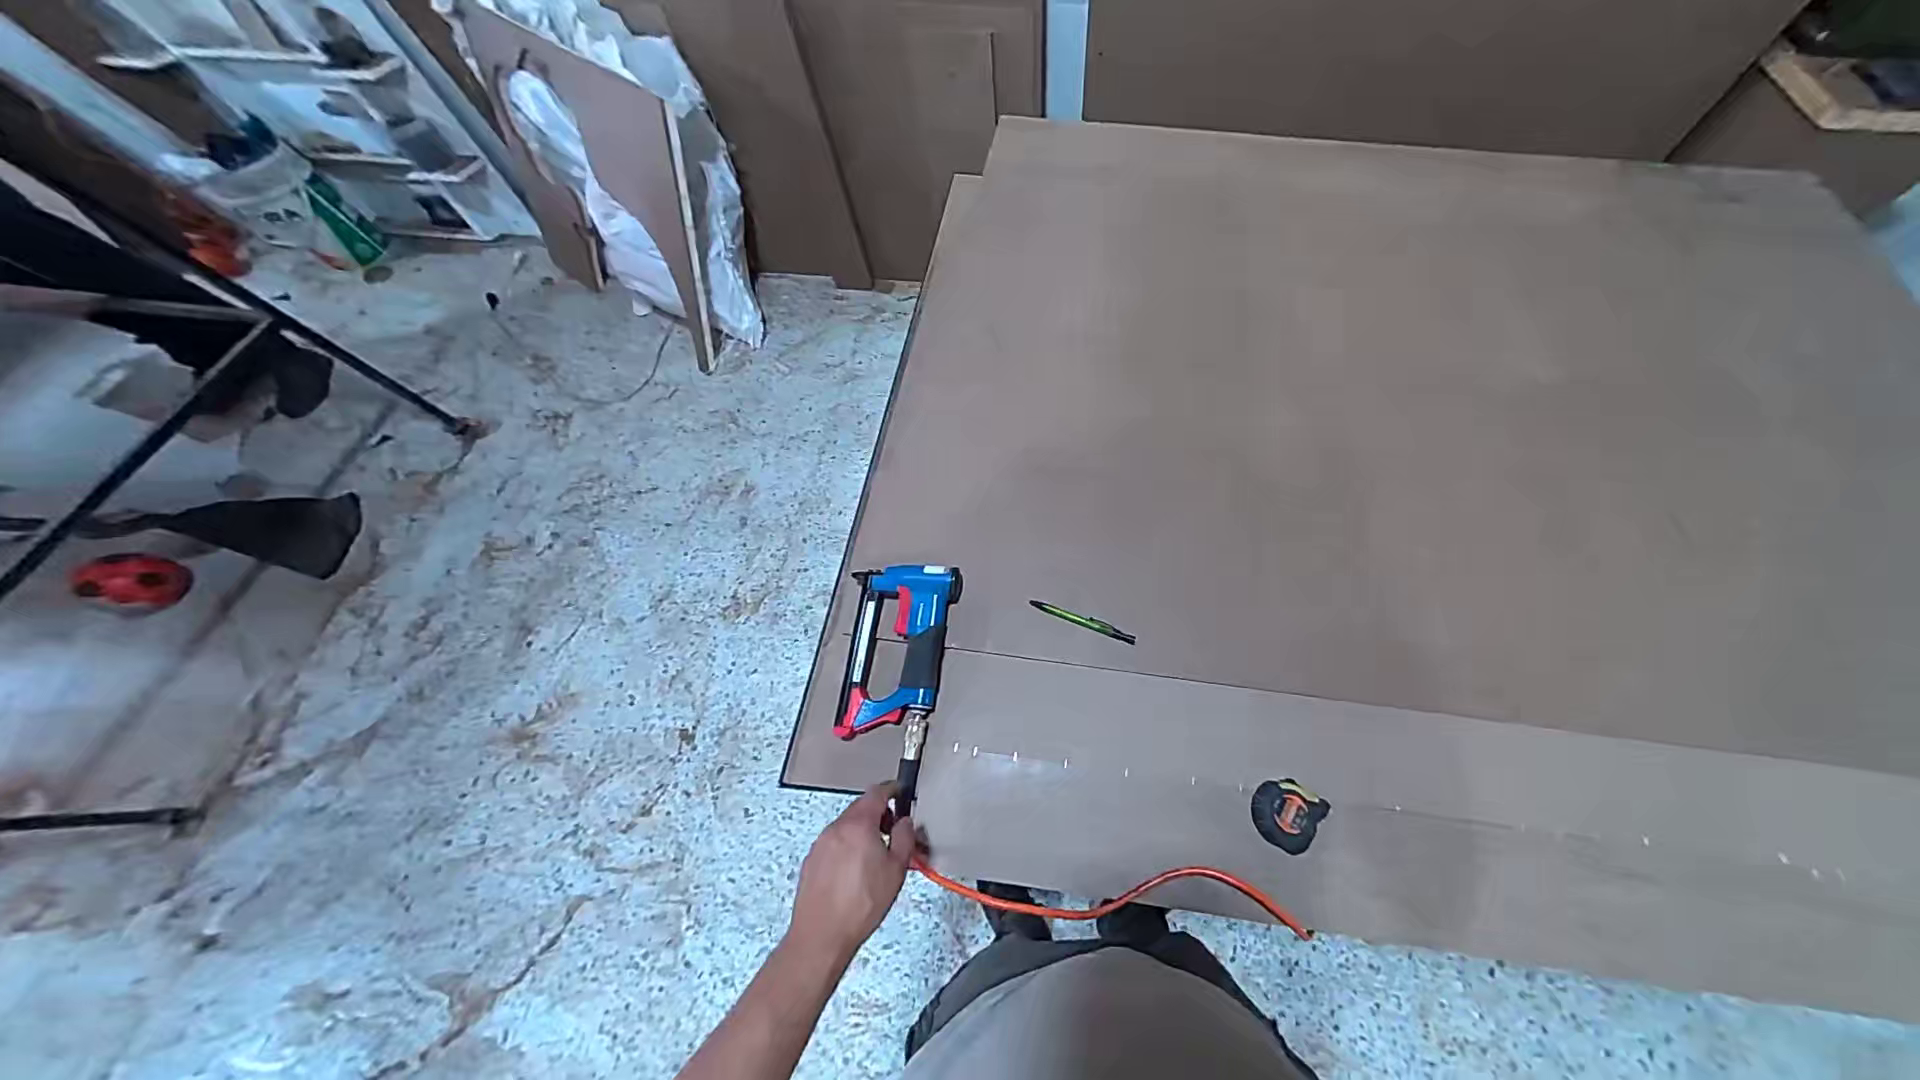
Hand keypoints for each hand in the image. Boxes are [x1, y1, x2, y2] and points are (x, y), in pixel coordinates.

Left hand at [787, 782, 915, 962]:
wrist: (822, 935)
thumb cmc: (859, 906)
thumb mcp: (896, 869)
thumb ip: (905, 837)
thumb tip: (905, 823)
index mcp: (858, 824)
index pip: (877, 792)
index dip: (892, 790)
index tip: (899, 792)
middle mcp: (836, 828)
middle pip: (861, 807)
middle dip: (879, 814)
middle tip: (893, 831)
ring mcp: (821, 843)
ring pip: (847, 826)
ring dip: (863, 832)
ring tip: (875, 857)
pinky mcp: (812, 860)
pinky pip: (834, 843)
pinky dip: (847, 847)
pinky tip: (855, 872)